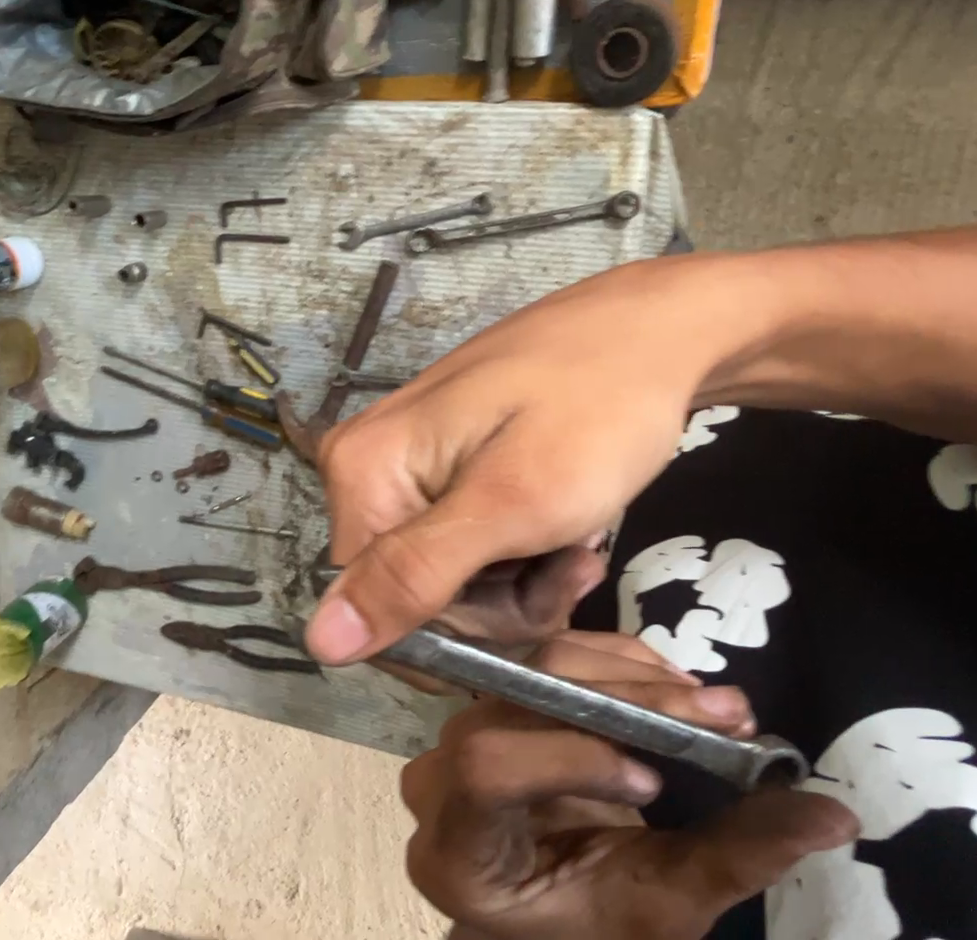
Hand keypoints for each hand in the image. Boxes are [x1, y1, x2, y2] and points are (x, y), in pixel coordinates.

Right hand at [311, 257, 738, 662]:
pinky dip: (518, 553)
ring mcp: (403, 464)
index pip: (371, 607)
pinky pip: (461, 543)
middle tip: (568, 569)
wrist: (656, 330)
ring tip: (577, 547)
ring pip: (443, 577)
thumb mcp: (513, 502)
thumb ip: (415, 572)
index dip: (451, 632)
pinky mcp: (440, 464)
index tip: (530, 611)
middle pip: (407, 592)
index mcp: (361, 473)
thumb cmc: (595, 410)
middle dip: (495, 605)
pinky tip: (564, 530)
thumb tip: (321, 645)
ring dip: (517, 583)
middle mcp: (363, 469)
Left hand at [401, 633, 858, 939]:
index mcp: (455, 849)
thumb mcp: (662, 906)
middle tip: (722, 712)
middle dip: (623, 700)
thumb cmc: (593, 924)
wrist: (552, 906)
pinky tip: (673, 681)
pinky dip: (615, 662)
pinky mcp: (494, 698)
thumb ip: (733, 856)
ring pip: (535, 667)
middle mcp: (437, 774)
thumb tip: (836, 812)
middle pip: (516, 703)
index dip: (564, 757)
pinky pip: (546, 657)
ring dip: (630, 674)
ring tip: (713, 701)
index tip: (651, 778)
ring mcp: (461, 726)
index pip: (484, 769)